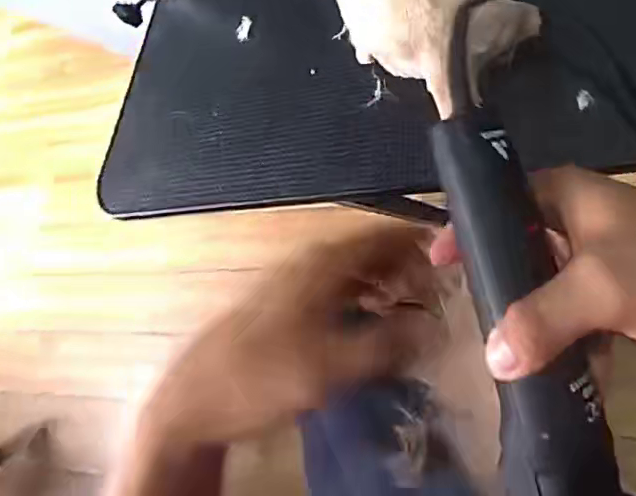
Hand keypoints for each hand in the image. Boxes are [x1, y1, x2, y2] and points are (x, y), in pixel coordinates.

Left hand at [136, 225, 439, 447]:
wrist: (191, 401)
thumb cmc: (260, 376)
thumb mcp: (329, 367)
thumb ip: (385, 346)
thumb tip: (430, 331)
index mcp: (324, 261)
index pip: (382, 234)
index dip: (416, 240)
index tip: (444, 252)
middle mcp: (311, 259)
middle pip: (369, 247)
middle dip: (404, 262)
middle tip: (432, 283)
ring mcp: (295, 278)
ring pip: (353, 265)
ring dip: (384, 278)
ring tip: (408, 300)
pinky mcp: (285, 299)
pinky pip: (336, 282)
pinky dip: (361, 291)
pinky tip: (369, 314)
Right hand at [431, 167, 635, 380]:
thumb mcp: (602, 285)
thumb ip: (542, 316)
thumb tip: (491, 356)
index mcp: (573, 193)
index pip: (507, 197)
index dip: (473, 223)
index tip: (439, 258)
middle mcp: (584, 218)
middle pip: (524, 243)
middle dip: (501, 280)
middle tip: (471, 315)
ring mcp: (604, 259)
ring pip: (550, 285)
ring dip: (533, 317)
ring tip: (507, 353)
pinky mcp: (622, 297)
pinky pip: (576, 315)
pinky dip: (566, 338)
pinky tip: (559, 371)